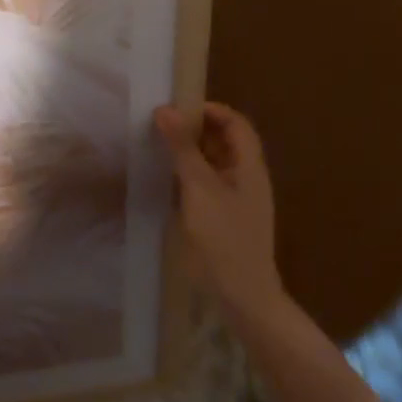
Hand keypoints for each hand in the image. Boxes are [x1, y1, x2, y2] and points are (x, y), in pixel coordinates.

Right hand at [154, 102, 285, 322]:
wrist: (240, 293)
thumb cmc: (225, 236)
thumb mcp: (200, 187)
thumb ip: (183, 148)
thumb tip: (165, 109)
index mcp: (249, 167)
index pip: (235, 123)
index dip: (209, 110)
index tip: (175, 108)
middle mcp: (243, 177)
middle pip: (222, 140)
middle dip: (192, 127)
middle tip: (157, 124)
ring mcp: (231, 197)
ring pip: (209, 161)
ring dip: (185, 149)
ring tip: (153, 143)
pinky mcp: (217, 214)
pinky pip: (200, 181)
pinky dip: (182, 171)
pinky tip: (159, 174)